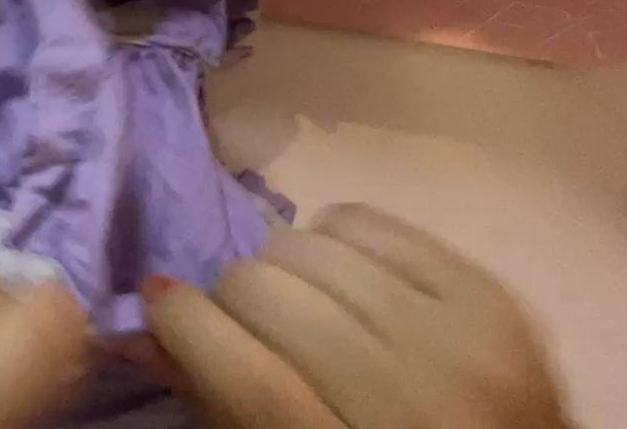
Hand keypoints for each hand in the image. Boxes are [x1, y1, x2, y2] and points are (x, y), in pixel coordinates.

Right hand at [143, 203, 571, 428]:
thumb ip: (205, 393)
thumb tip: (134, 321)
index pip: (249, 377)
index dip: (186, 325)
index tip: (160, 298)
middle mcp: (426, 406)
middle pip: (269, 294)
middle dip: (233, 296)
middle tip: (247, 320)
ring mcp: (469, 345)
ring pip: (305, 247)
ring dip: (282, 267)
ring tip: (305, 303)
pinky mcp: (491, 297)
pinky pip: (361, 219)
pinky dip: (334, 240)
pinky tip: (352, 284)